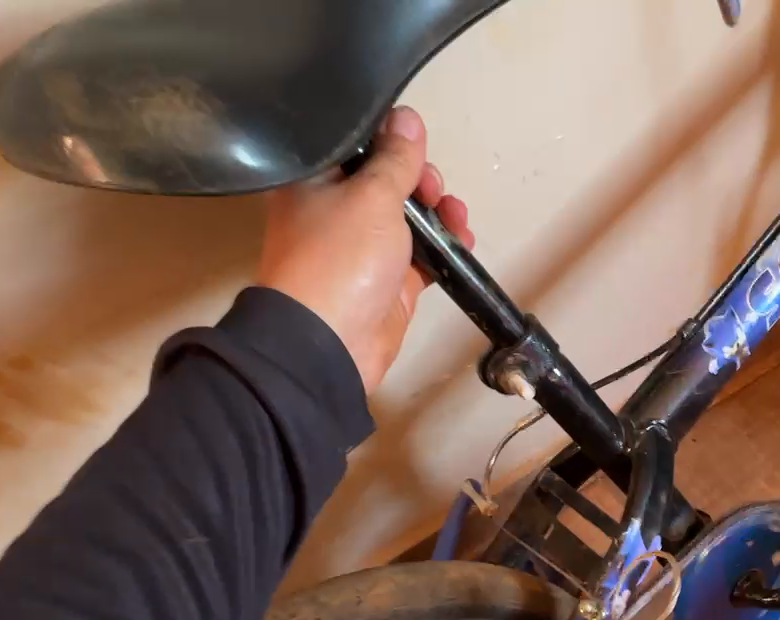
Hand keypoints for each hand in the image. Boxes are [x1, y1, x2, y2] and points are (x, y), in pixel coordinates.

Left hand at [256, 106, 474, 389]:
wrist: (332, 341)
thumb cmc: (339, 260)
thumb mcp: (371, 197)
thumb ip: (395, 159)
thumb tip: (407, 118)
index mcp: (315, 181)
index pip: (357, 146)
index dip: (390, 141)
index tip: (415, 148)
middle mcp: (337, 211)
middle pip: (388, 181)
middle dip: (420, 180)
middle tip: (432, 189)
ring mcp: (364, 249)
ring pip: (409, 220)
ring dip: (439, 213)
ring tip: (456, 215)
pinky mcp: (388, 281)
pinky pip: (423, 256)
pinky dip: (445, 248)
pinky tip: (463, 240)